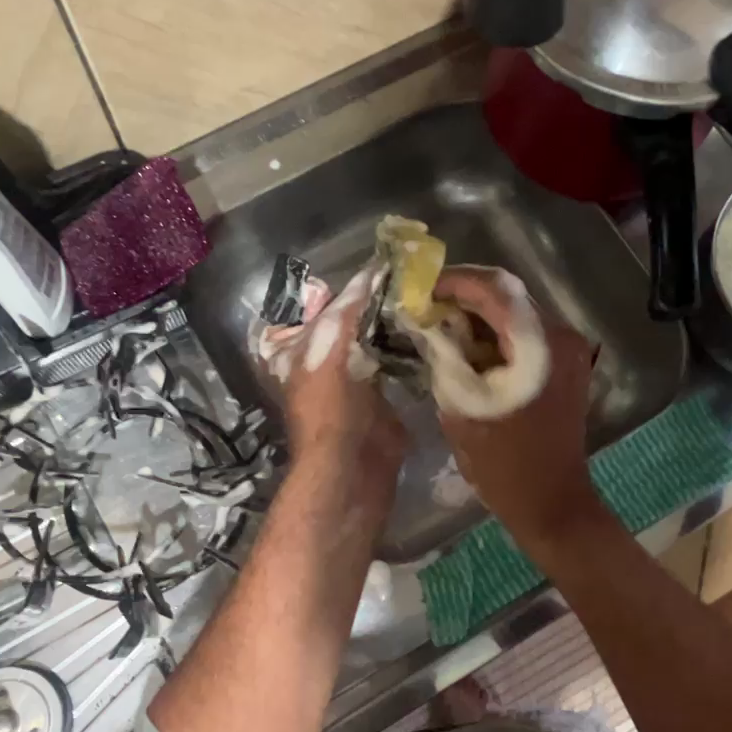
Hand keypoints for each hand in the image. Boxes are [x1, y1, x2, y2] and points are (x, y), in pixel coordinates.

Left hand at [267, 275, 406, 501]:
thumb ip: (348, 309)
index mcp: (298, 348)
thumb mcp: (329, 348)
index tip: (382, 261)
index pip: (321, 304)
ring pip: (376, 338)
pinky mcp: (381, 398)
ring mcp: (354, 379)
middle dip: (377, 300)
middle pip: (351, 319)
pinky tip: (432, 327)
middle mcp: (323, 360)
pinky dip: (412, 348)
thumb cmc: (329, 408)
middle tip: (411, 275)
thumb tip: (373, 271)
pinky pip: (396, 363)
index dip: (348, 285)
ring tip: (426, 294)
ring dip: (397, 322)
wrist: (351, 470)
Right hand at [433, 268, 601, 546]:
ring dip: (476, 318)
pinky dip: (493, 337)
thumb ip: (444, 356)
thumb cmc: (503, 463)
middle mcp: (560, 335)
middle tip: (423, 309)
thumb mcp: (461, 406)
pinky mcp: (564, 364)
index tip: (418, 289)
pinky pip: (524, 336)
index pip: (493, 289)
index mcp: (538, 344)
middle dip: (462, 299)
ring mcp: (567, 349)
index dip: (452, 282)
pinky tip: (466, 352)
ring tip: (438, 329)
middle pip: (506, 297)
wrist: (550, 501)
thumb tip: (425, 322)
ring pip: (514, 315)